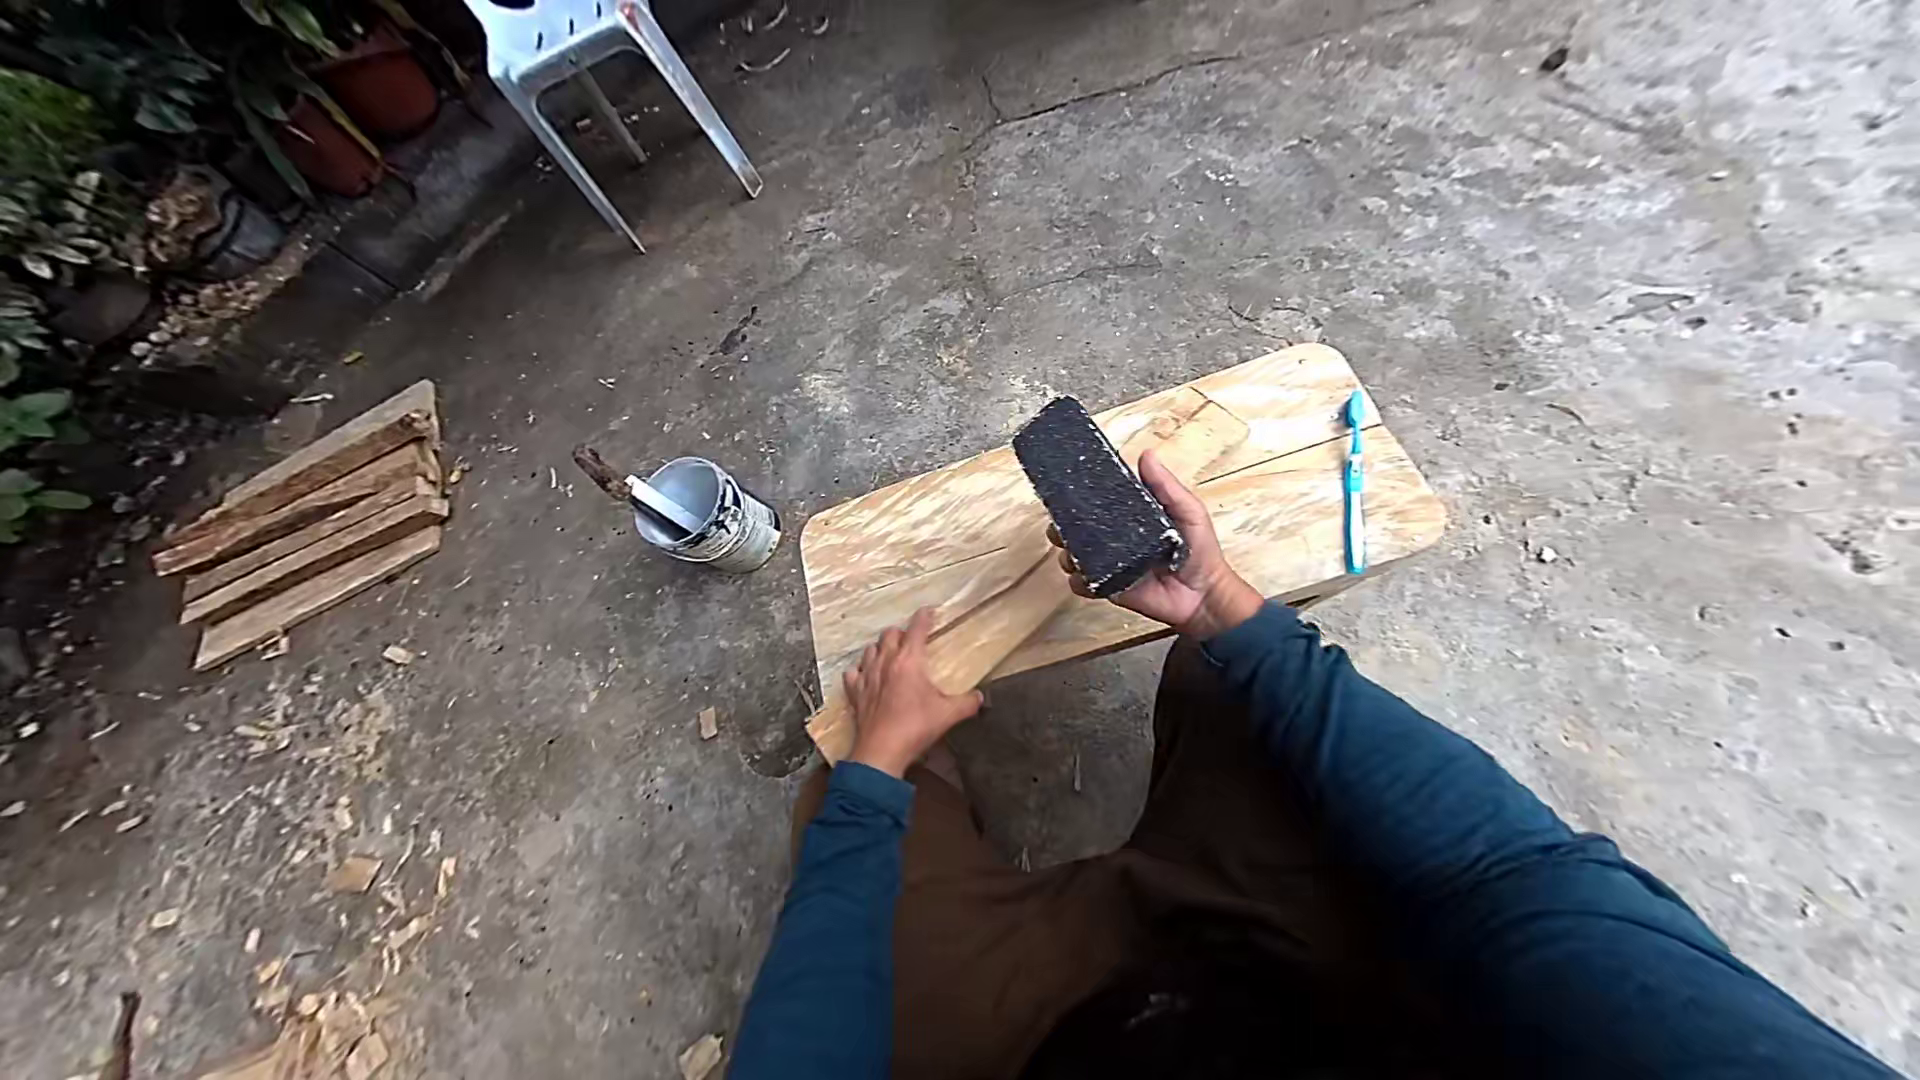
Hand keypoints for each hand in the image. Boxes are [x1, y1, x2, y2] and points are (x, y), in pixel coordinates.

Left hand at [845, 607, 983, 777]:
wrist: (882, 751)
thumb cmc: (916, 728)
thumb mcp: (949, 715)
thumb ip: (967, 703)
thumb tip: (980, 697)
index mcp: (910, 661)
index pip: (917, 629)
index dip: (924, 617)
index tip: (928, 611)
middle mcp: (886, 662)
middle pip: (890, 634)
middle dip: (901, 633)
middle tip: (911, 640)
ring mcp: (868, 676)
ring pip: (870, 649)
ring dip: (880, 648)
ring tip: (889, 654)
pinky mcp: (855, 692)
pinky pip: (853, 673)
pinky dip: (860, 670)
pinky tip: (866, 675)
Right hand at [1052, 448, 1262, 639]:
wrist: (1203, 594)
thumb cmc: (1200, 551)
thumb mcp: (1187, 510)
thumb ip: (1165, 486)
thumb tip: (1147, 455)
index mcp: (1126, 519)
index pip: (1092, 506)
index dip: (1075, 501)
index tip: (1064, 495)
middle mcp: (1112, 541)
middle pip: (1073, 532)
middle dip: (1060, 529)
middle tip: (1061, 529)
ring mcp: (1108, 566)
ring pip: (1072, 558)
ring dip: (1066, 555)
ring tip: (1073, 554)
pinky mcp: (1108, 589)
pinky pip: (1082, 585)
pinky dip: (1078, 582)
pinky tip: (1084, 576)